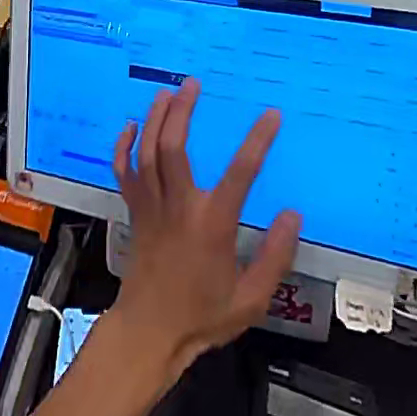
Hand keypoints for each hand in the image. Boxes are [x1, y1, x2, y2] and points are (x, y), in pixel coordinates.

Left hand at [106, 78, 300, 384]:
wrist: (150, 330)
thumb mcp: (252, 298)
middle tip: (192, 85)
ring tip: (165, 93)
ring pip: (146, 153)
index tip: (270, 116)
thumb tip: (292, 215)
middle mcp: (178, 207)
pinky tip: (129, 127)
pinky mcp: (134, 212)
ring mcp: (150, 207)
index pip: (240, 173)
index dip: (257, 141)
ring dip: (154, 119)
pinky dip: (123, 147)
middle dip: (181, 111)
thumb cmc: (202, 316)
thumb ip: (276, 256)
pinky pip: (124, 172)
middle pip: (173, 147)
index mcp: (212, 224)